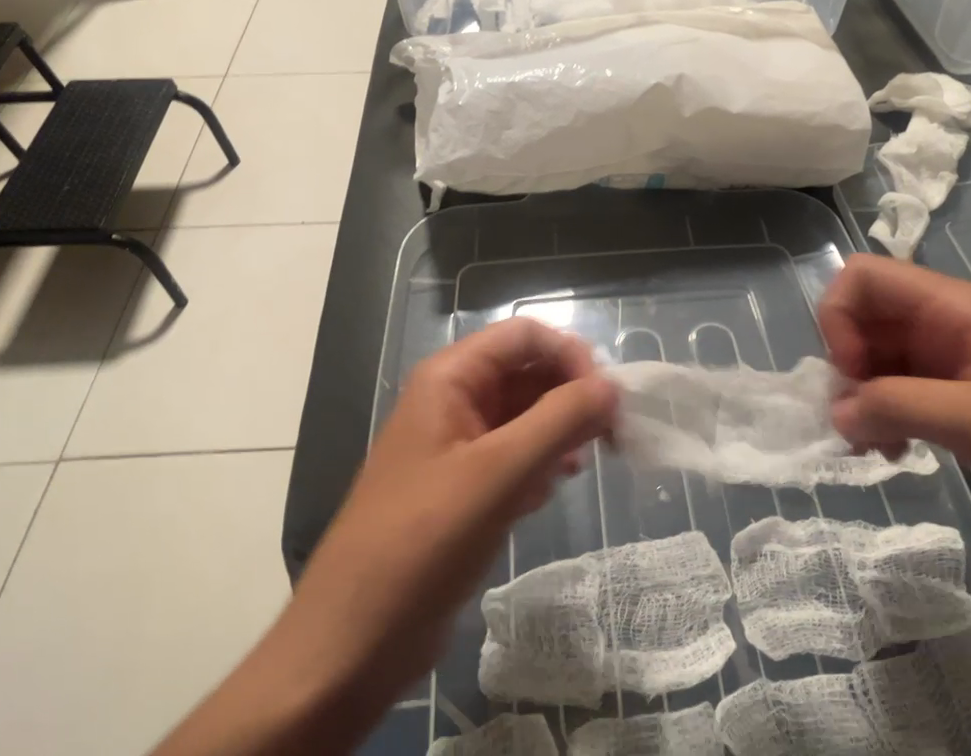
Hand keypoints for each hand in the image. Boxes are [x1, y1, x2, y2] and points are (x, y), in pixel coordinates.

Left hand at [152, 318, 614, 755]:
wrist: (357, 635)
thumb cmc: (425, 541)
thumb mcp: (500, 472)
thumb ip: (560, 420)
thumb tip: (613, 387)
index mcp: (450, 379)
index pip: (524, 336)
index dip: (571, 356)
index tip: (608, 399)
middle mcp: (452, 403)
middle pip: (527, 373)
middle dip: (571, 395)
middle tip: (612, 436)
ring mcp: (456, 449)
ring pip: (524, 417)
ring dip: (560, 432)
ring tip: (583, 465)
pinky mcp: (463, 491)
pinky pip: (514, 458)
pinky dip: (541, 466)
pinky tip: (549, 493)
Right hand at [820, 255, 970, 573]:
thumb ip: (900, 405)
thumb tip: (837, 410)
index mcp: (960, 311)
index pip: (866, 277)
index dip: (840, 319)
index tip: (853, 379)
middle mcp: (950, 329)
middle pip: (865, 318)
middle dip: (846, 366)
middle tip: (859, 426)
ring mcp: (956, 368)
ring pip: (877, 359)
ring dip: (861, 398)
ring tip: (876, 448)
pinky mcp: (963, 408)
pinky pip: (899, 395)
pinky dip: (882, 418)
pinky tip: (897, 454)